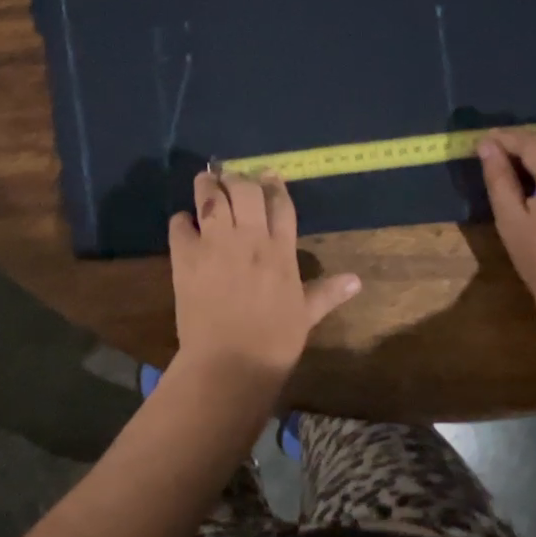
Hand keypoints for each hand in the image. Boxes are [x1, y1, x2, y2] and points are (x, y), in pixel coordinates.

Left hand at [168, 171, 361, 377]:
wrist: (230, 362)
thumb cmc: (274, 342)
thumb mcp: (305, 316)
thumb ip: (327, 293)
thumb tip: (356, 281)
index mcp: (281, 251)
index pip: (280, 204)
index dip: (274, 185)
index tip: (268, 174)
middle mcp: (249, 238)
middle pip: (245, 190)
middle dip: (238, 179)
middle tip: (231, 178)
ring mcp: (215, 244)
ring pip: (211, 198)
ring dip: (208, 186)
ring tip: (206, 181)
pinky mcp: (186, 257)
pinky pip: (179, 225)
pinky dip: (181, 220)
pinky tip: (184, 222)